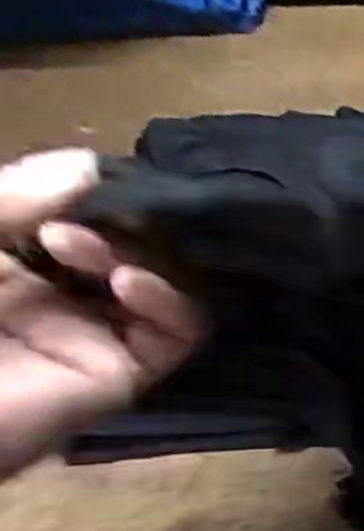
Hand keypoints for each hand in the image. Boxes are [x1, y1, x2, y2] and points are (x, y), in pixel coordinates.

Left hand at [0, 149, 200, 477]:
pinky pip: (179, 332)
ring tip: (75, 244)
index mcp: (0, 261)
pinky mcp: (127, 370)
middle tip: (90, 211)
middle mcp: (52, 294)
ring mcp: (93, 334)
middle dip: (121, 225)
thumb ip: (8, 197)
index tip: (104, 175)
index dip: (98, 197)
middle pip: (131, 251)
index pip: (76, 221)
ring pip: (164, 287)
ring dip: (139, 259)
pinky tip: (130, 282)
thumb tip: (94, 160)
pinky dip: (169, 302)